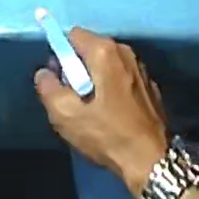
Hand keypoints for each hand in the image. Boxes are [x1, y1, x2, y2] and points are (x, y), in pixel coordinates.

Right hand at [33, 27, 170, 192]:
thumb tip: (45, 73)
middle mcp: (124, 50)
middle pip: (89, 48)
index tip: (61, 81)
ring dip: (95, 78)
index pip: (72, 35)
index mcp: (104, 51)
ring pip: (106, 63)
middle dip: (77, 67)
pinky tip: (113, 114)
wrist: (153, 162)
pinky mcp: (150, 85)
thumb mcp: (66, 114)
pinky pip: (121, 76)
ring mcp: (140, 67)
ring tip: (93, 109)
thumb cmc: (108, 134)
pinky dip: (112, 87)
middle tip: (74, 98)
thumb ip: (47, 87)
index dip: (61, 55)